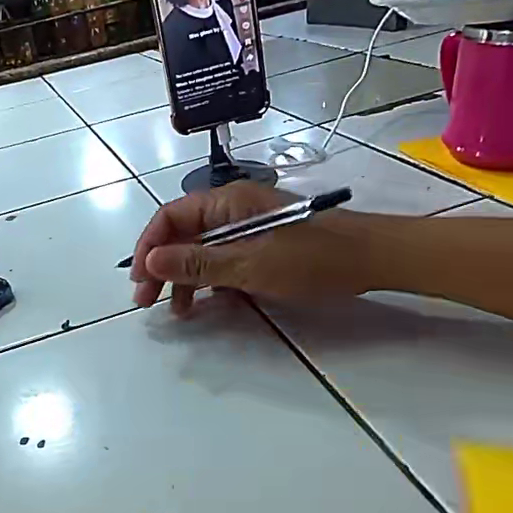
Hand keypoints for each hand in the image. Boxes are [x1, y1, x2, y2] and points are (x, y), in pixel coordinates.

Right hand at [129, 181, 376, 315]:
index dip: (149, 247)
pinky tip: (203, 303)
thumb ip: (197, 264)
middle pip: (180, 235)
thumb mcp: (250, 264)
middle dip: (161, 267)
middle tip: (146, 301)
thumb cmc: (313, 258)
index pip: (170, 217)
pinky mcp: (259, 244)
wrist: (375, 259)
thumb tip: (150, 262)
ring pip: (198, 250)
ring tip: (175, 311)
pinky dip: (207, 280)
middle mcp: (230, 208)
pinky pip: (220, 259)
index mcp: (226, 202)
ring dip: (182, 278)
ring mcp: (245, 226)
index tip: (138, 279)